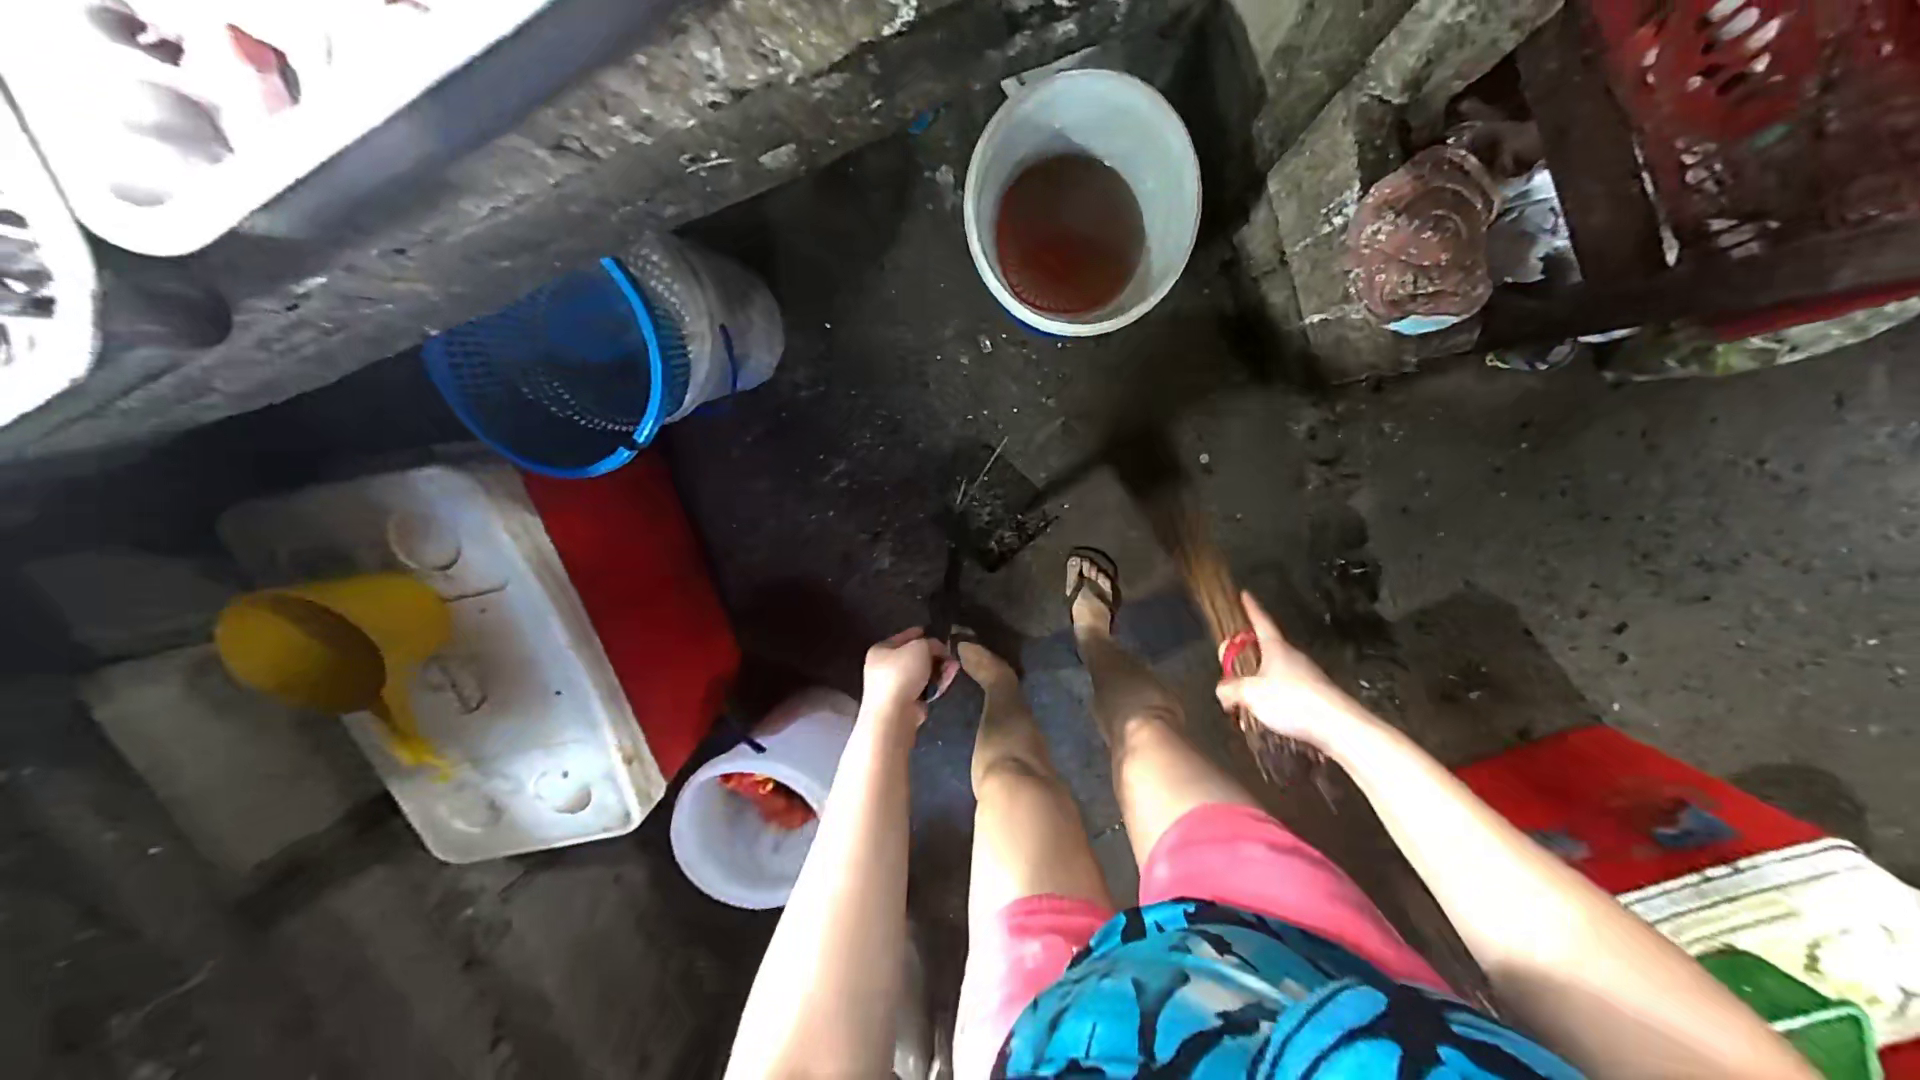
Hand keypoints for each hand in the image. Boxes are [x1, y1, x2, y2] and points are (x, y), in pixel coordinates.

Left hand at [861, 628, 955, 725]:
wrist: (894, 714)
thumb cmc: (902, 673)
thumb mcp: (919, 648)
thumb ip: (931, 643)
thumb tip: (938, 648)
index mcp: (880, 651)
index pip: (902, 637)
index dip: (919, 633)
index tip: (934, 632)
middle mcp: (885, 668)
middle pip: (915, 657)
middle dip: (934, 654)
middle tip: (949, 652)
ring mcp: (896, 688)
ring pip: (923, 673)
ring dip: (940, 668)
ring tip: (955, 664)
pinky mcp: (907, 703)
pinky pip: (925, 688)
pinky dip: (938, 682)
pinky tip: (951, 675)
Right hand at [1214, 592, 1378, 749]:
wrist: (1337, 726)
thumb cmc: (1292, 701)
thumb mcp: (1250, 694)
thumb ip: (1229, 689)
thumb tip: (1222, 690)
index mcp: (1275, 648)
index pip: (1260, 621)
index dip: (1251, 608)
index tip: (1245, 595)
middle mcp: (1291, 657)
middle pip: (1262, 649)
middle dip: (1244, 655)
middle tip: (1229, 663)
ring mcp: (1304, 675)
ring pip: (1271, 673)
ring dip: (1255, 684)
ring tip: (1241, 703)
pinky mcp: (1312, 695)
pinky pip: (1283, 691)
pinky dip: (1268, 700)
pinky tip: (1261, 718)